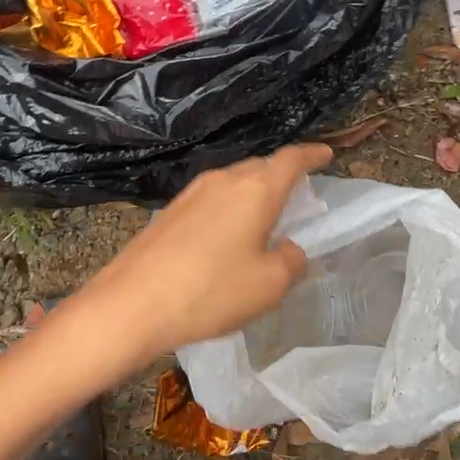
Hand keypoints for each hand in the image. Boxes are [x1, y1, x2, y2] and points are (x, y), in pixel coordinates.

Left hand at [70, 144, 331, 357]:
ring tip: (263, 222)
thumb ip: (291, 260)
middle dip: (282, 177)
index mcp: (256, 190)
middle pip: (261, 168)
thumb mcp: (270, 285)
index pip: (291, 159)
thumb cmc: (211, 291)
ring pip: (234, 183)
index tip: (326, 156)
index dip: (312, 155)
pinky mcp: (170, 211)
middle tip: (297, 199)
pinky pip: (212, 200)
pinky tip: (226, 240)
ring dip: (253, 195)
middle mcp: (224, 180)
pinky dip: (229, 210)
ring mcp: (192, 193)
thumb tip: (288, 248)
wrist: (132, 304)